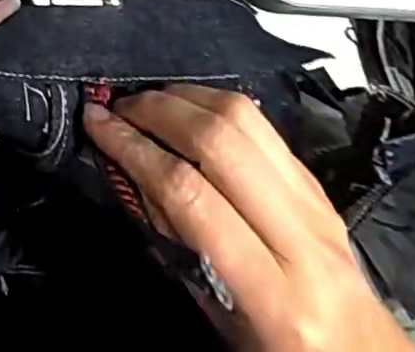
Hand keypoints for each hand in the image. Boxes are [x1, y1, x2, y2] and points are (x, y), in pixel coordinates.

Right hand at [84, 85, 413, 351]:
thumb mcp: (217, 318)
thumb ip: (174, 241)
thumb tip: (131, 168)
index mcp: (274, 295)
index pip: (190, 196)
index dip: (134, 150)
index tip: (97, 124)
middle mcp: (302, 238)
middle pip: (219, 142)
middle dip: (156, 111)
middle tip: (117, 106)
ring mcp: (316, 201)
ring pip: (244, 118)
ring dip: (183, 96)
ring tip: (145, 100)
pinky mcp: (316, 180)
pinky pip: (260, 122)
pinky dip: (212, 102)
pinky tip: (186, 104)